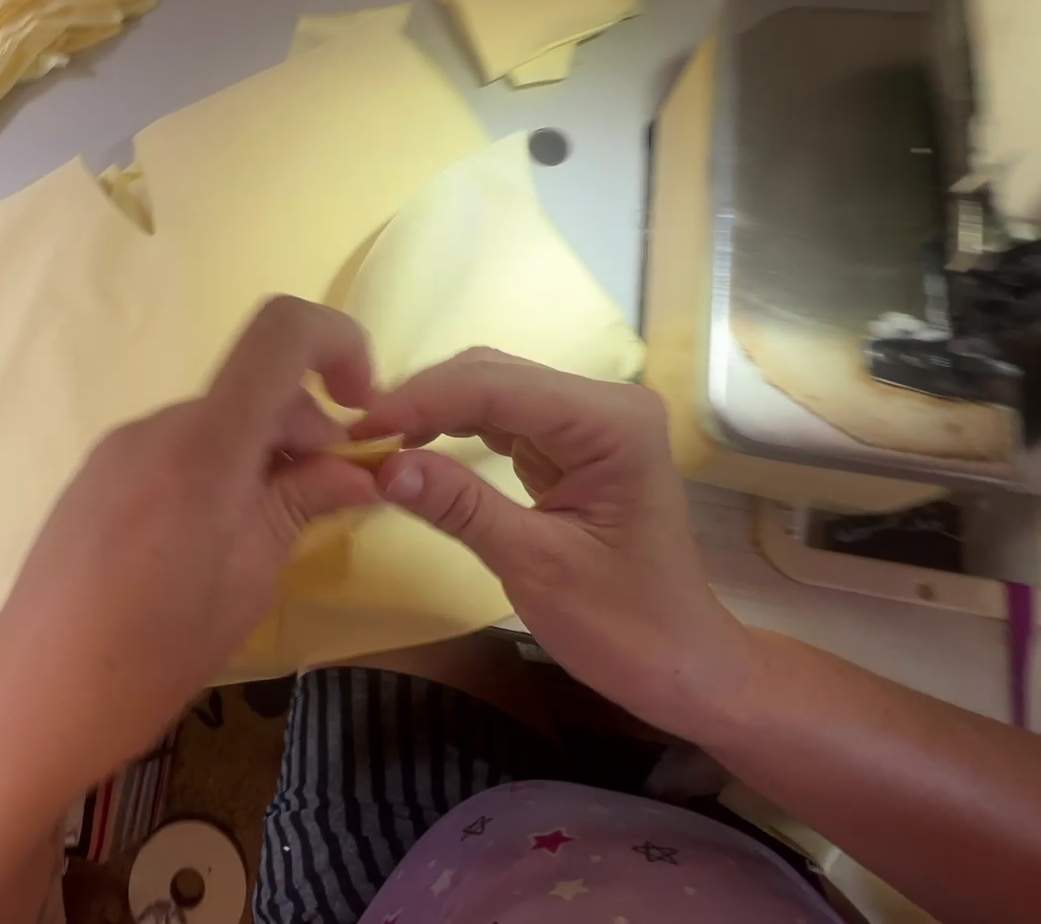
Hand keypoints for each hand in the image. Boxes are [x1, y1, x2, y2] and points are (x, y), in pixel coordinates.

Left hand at [0, 296, 382, 799]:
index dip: (337, 340)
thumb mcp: (250, 579)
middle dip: (306, 427)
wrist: (31, 699)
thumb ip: (302, 503)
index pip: (281, 334)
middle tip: (329, 494)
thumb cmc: (154, 655)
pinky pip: (180, 443)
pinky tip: (215, 530)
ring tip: (269, 524)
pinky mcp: (99, 470)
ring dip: (263, 450)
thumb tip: (358, 472)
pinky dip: (220, 463)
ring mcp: (120, 444)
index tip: (361, 401)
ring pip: (219, 417)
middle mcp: (158, 425)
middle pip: (254, 385)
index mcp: (204, 446)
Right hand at [355, 348, 752, 735]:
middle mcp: (602, 404)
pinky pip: (499, 419)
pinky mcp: (569, 445)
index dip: (422, 401)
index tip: (359, 430)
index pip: (497, 388)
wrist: (681, 666)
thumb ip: (460, 508)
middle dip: (422, 400)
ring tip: (377, 439)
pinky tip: (417, 444)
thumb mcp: (535, 567)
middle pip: (492, 375)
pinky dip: (453, 428)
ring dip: (432, 410)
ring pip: (490, 390)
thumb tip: (383, 467)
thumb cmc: (624, 627)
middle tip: (359, 436)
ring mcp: (586, 422)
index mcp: (611, 422)